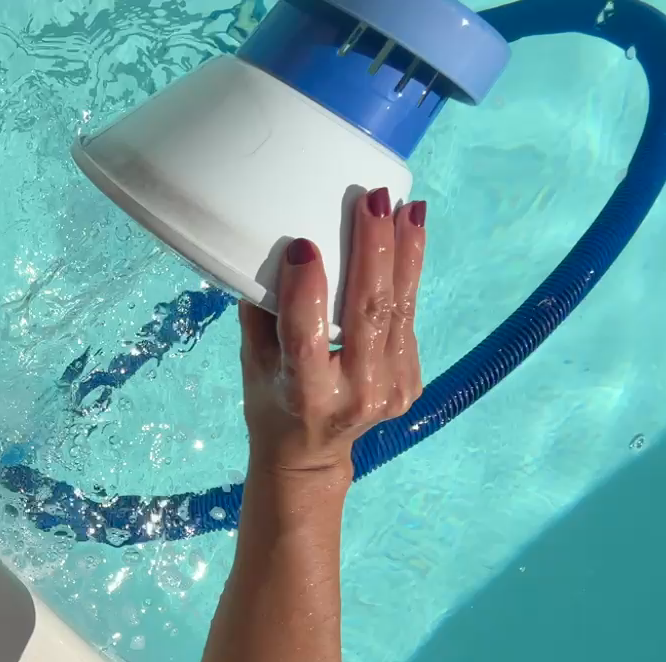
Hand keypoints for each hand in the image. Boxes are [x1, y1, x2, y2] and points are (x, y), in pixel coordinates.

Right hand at [240, 190, 426, 476]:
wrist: (309, 456)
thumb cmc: (270, 407)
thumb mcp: (253, 368)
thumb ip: (262, 318)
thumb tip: (271, 257)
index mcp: (306, 395)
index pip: (307, 337)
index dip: (306, 289)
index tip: (304, 244)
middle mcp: (355, 394)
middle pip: (368, 312)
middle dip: (372, 250)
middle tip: (371, 201)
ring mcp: (391, 389)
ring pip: (400, 309)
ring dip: (404, 252)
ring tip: (405, 207)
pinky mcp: (412, 381)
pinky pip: (408, 320)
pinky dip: (409, 276)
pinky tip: (409, 238)